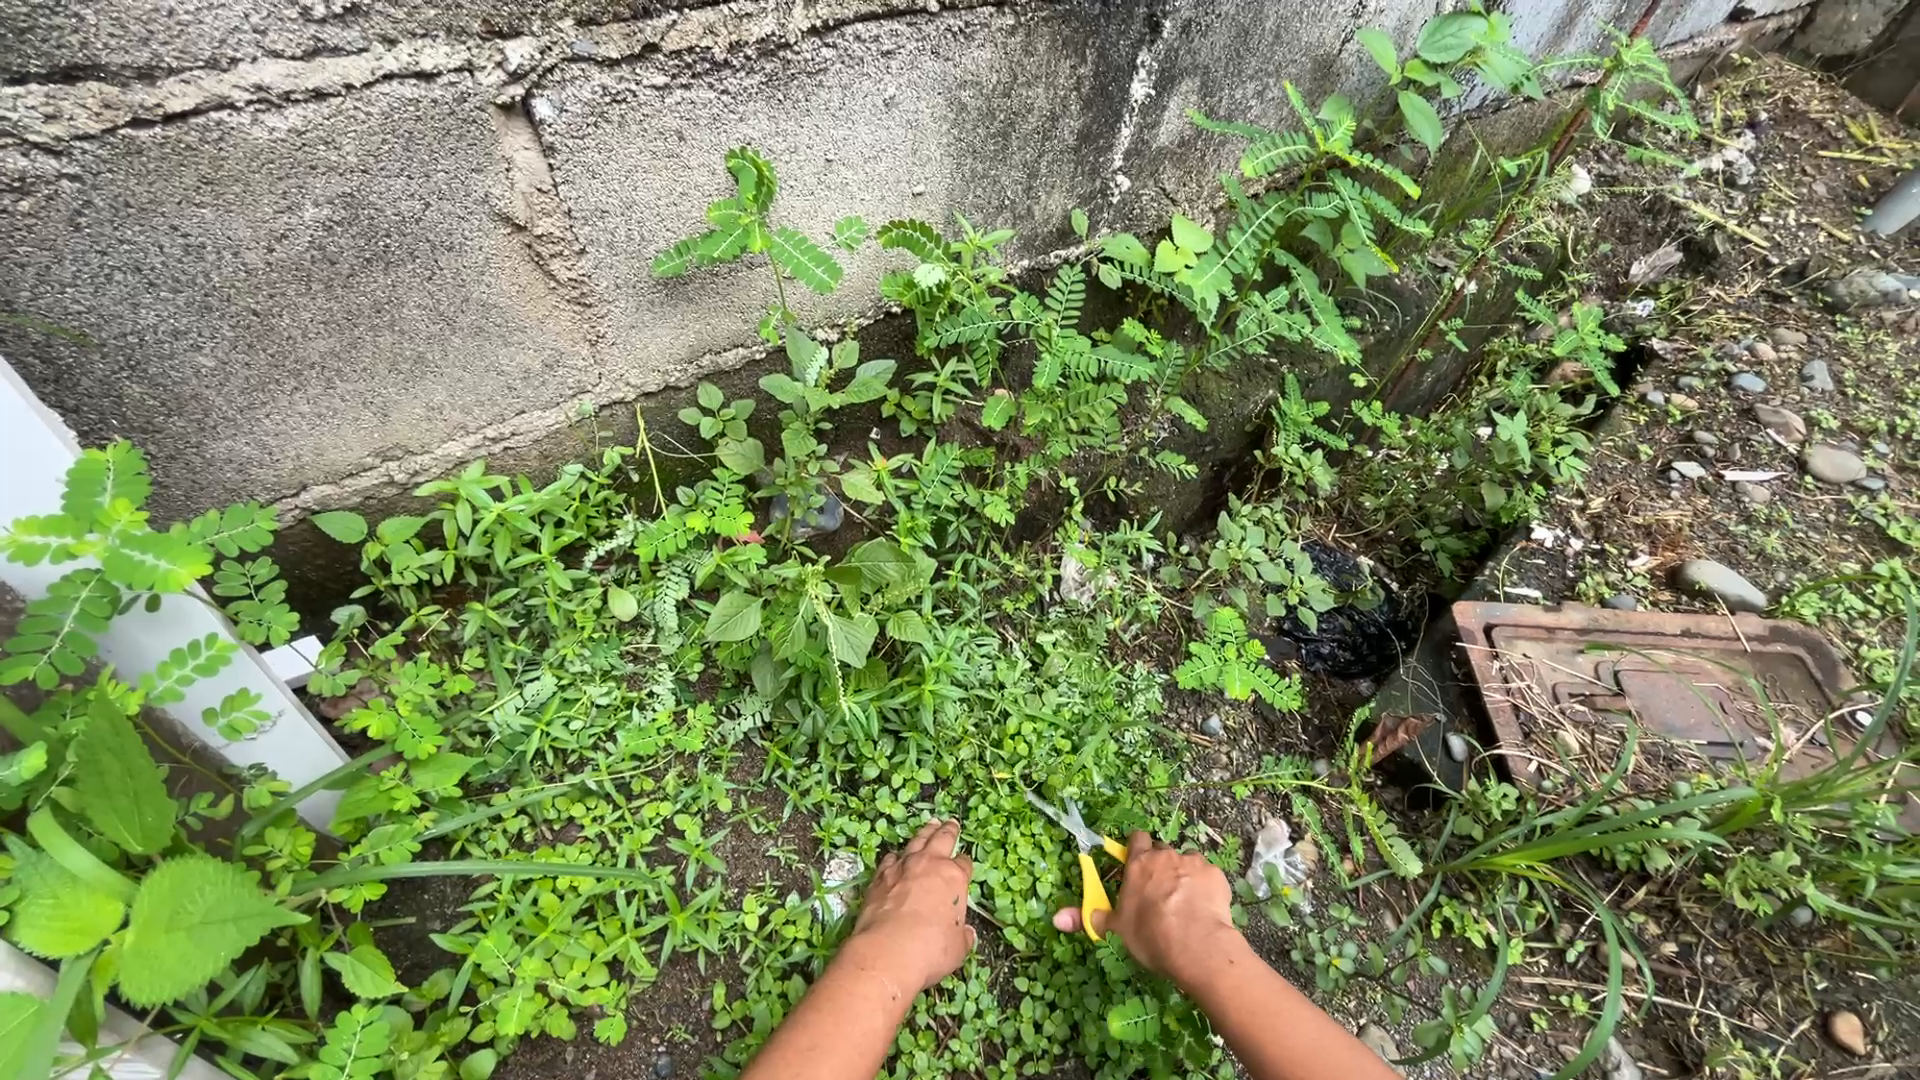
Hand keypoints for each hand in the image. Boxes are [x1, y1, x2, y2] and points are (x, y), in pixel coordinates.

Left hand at [842, 819, 975, 991]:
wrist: (888, 951)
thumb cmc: (930, 950)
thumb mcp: (957, 948)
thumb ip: (962, 936)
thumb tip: (966, 933)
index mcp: (954, 878)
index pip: (964, 865)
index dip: (965, 865)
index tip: (964, 865)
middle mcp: (929, 864)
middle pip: (942, 839)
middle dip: (948, 831)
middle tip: (951, 822)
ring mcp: (903, 867)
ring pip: (916, 841)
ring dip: (924, 833)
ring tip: (929, 825)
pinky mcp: (880, 876)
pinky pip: (891, 859)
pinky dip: (896, 857)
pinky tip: (896, 856)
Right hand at [1051, 830, 1241, 987]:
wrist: (1197, 947)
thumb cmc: (1151, 935)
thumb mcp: (1116, 929)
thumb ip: (1088, 918)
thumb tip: (1056, 918)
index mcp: (1139, 864)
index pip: (1137, 839)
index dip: (1138, 848)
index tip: (1138, 864)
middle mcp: (1165, 855)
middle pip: (1162, 851)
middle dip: (1161, 866)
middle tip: (1160, 892)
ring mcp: (1193, 863)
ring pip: (1187, 862)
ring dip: (1185, 876)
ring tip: (1186, 904)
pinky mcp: (1216, 876)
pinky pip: (1209, 877)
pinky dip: (1207, 889)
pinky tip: (1206, 909)